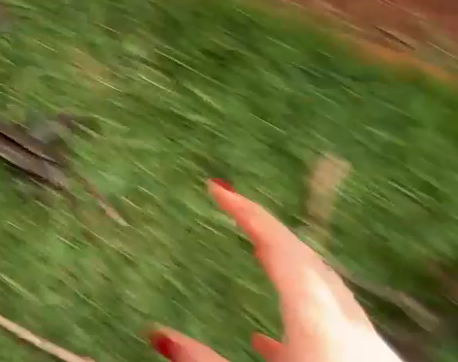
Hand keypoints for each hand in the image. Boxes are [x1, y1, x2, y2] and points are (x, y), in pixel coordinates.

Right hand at [152, 181, 399, 361]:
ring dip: (291, 276)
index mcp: (320, 325)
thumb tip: (158, 333)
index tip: (217, 188)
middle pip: (314, 269)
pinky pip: (338, 335)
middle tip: (237, 210)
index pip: (282, 252)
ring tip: (254, 262)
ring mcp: (373, 358)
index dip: (250, 214)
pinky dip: (303, 320)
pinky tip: (271, 341)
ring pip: (329, 302)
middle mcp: (355, 335)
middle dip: (274, 236)